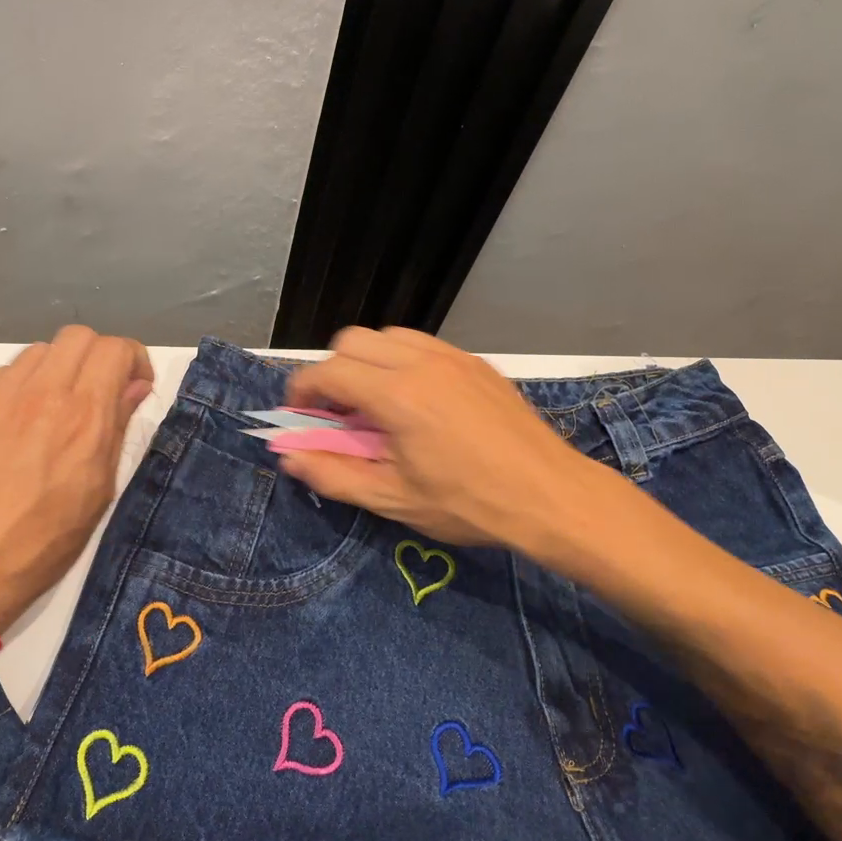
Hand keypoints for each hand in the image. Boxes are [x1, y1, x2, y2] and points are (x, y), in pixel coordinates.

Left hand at [0, 325, 152, 630]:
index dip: (134, 361)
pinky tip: (22, 423)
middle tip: (101, 392)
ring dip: (61, 368)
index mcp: (82, 416)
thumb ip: (116, 430)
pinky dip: (25, 386)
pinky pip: (5, 374)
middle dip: (100, 357)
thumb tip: (132, 389)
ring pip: (40, 351)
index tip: (134, 389)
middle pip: (79, 337)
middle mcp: (40, 393)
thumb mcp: (98, 493)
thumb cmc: (41, 544)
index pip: (115, 349)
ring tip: (59, 408)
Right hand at [279, 327, 601, 547]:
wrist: (550, 496)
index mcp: (397, 396)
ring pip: (388, 336)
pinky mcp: (476, 363)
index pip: (328, 372)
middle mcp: (421, 362)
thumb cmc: (469, 504)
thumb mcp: (394, 499)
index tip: (299, 415)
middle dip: (332, 370)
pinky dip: (402, 361)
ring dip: (368, 361)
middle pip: (352, 340)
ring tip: (375, 403)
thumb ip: (335, 474)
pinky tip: (415, 400)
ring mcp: (452, 357)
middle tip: (337, 412)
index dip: (302, 391)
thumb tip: (290, 458)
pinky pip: (423, 344)